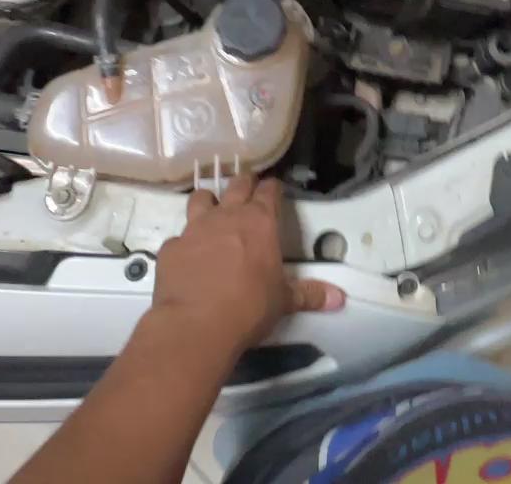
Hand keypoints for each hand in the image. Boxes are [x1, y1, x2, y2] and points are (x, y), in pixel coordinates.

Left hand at [150, 174, 343, 359]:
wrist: (195, 326)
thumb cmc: (249, 307)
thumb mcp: (283, 302)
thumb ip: (309, 294)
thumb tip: (339, 299)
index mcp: (260, 221)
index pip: (269, 190)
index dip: (273, 188)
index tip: (275, 189)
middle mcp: (228, 215)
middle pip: (237, 184)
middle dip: (244, 183)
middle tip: (248, 190)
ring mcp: (195, 228)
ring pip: (201, 197)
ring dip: (208, 201)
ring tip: (212, 213)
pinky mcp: (171, 248)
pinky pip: (178, 238)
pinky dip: (184, 244)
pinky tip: (188, 258)